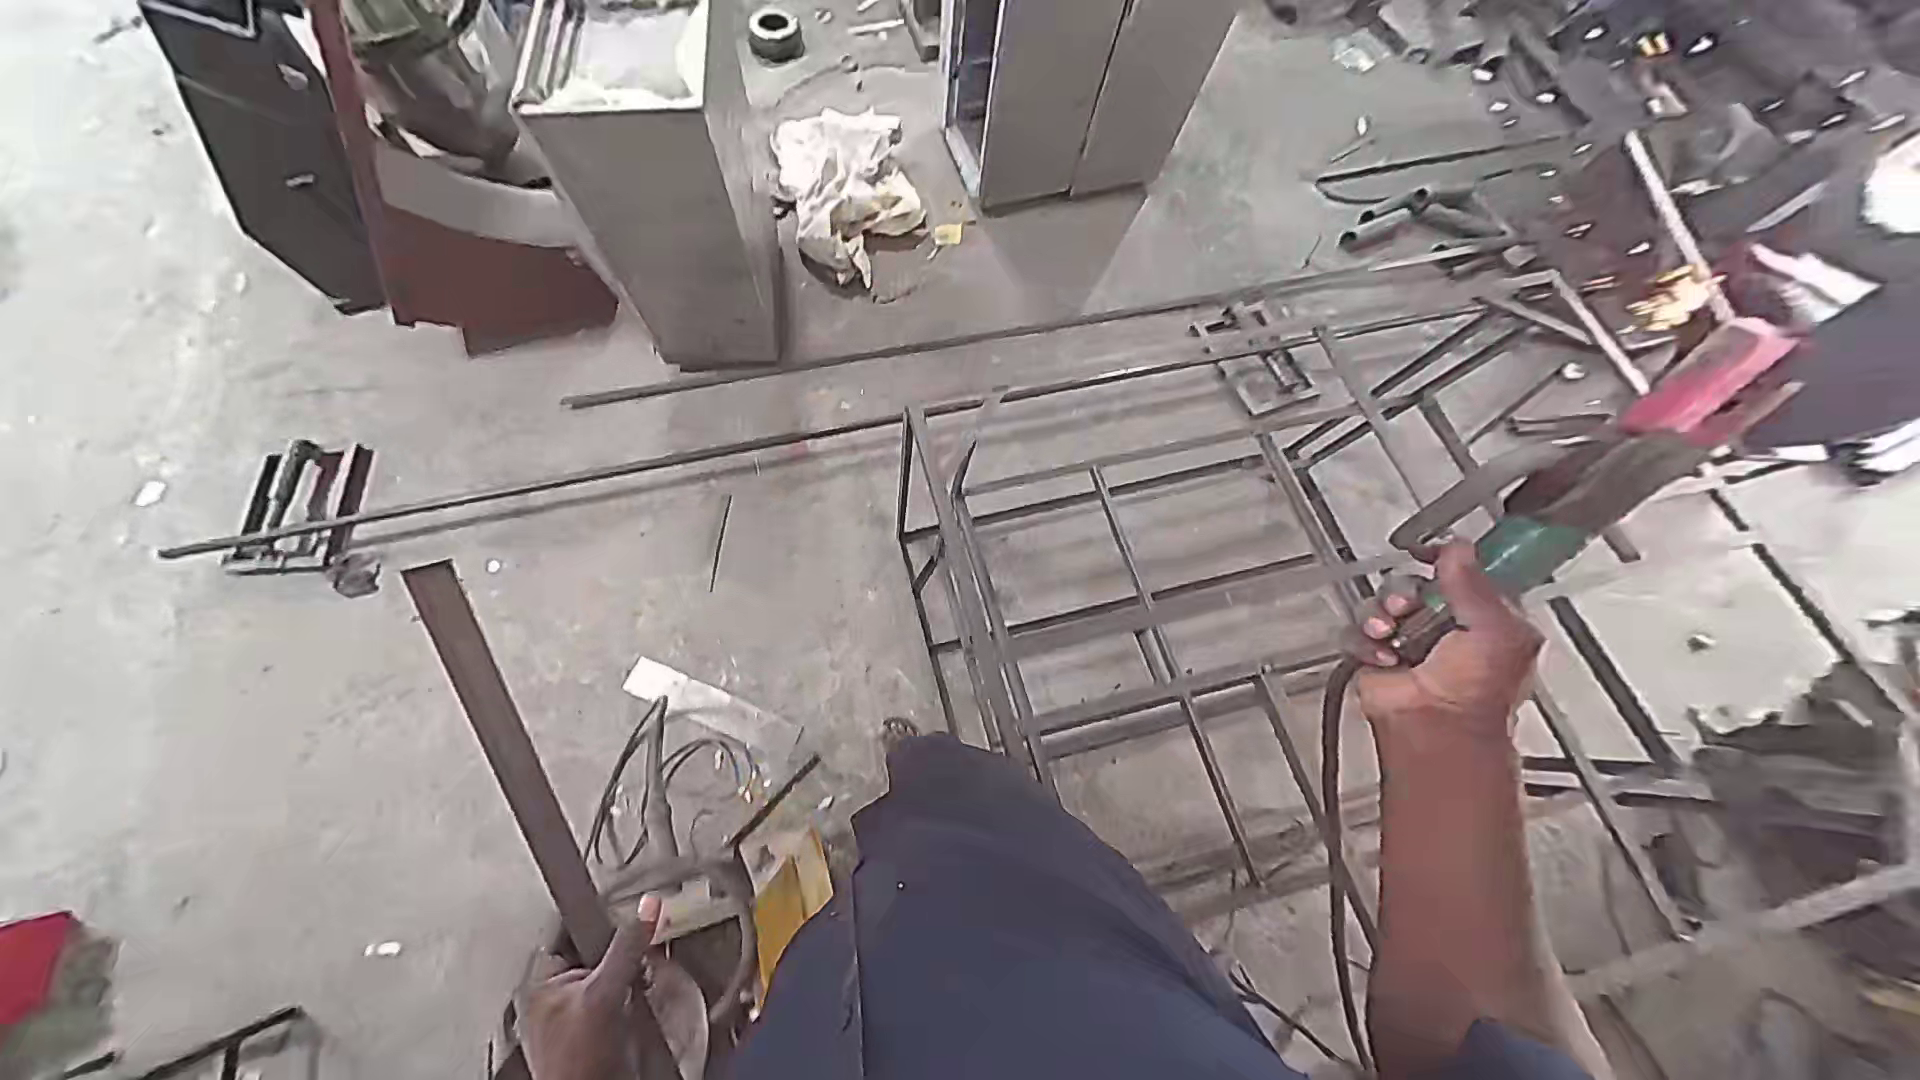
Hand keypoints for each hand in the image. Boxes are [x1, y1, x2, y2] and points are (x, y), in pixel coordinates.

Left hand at [521, 895, 662, 1079]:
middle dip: (619, 939)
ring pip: (608, 964)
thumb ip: (627, 946)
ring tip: (642, 962)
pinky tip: (643, 984)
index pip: (567, 926)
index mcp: (539, 983)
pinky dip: (634, 979)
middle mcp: (552, 993)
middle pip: (593, 944)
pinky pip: (619, 984)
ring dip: (630, 960)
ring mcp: (574, 1009)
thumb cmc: (577, 1064)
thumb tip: (647, 906)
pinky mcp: (595, 1021)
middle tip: (641, 928)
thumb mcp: (605, 993)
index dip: (596, 911)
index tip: (622, 896)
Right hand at [1352, 541, 1541, 746]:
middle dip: (1401, 592)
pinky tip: (1381, 657)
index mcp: (1479, 616)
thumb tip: (1457, 547)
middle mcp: (1439, 624)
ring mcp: (1404, 639)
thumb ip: (1475, 587)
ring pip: (1376, 604)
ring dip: (1378, 616)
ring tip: (1387, 634)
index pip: (1457, 572)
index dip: (1441, 558)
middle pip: (1407, 584)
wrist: (1436, 727)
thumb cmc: (1478, 692)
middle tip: (1404, 605)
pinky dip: (1363, 642)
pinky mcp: (1371, 654)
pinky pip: (1353, 631)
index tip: (1426, 552)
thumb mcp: (1496, 632)